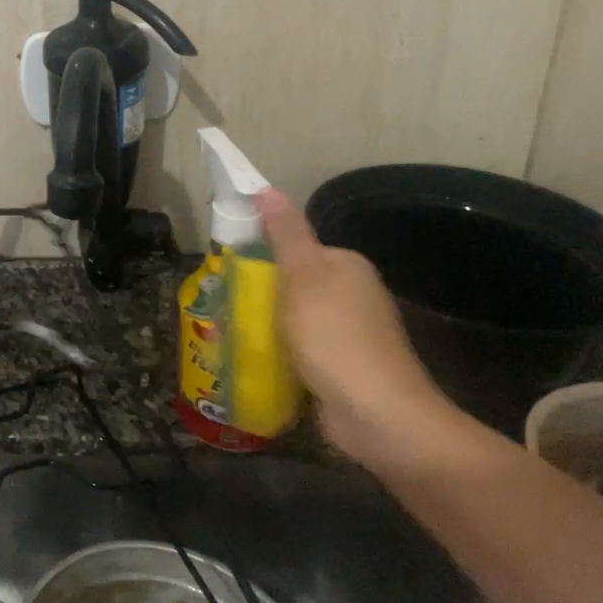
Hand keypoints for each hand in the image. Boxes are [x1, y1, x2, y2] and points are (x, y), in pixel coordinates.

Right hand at [257, 189, 459, 468]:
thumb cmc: (333, 336)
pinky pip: (302, 348)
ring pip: (295, 317)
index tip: (229, 268)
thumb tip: (266, 188)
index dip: (261, 253)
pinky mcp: (345, 367)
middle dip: (260, 292)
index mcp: (347, 265)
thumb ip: (285, 233)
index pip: (296, 246)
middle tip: (225, 303)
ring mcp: (352, 333)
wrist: (377, 414)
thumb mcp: (301, 275)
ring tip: (232, 332)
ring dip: (268, 324)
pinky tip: (259, 360)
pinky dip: (281, 351)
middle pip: (294, 282)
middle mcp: (354, 294)